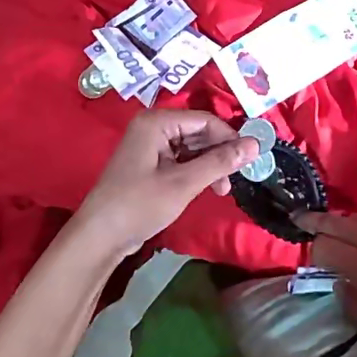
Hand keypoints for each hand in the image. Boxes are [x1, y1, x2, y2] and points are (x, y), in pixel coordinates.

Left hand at [76, 109, 257, 254]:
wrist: (100, 236)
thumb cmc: (139, 205)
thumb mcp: (184, 183)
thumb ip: (220, 162)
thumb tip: (255, 145)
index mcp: (157, 122)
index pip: (205, 120)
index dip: (230, 138)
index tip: (250, 160)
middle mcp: (153, 126)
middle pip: (199, 132)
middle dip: (220, 154)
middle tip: (237, 179)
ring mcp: (150, 145)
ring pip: (193, 147)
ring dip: (210, 165)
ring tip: (222, 190)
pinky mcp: (150, 163)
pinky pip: (182, 159)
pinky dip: (197, 172)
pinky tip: (208, 188)